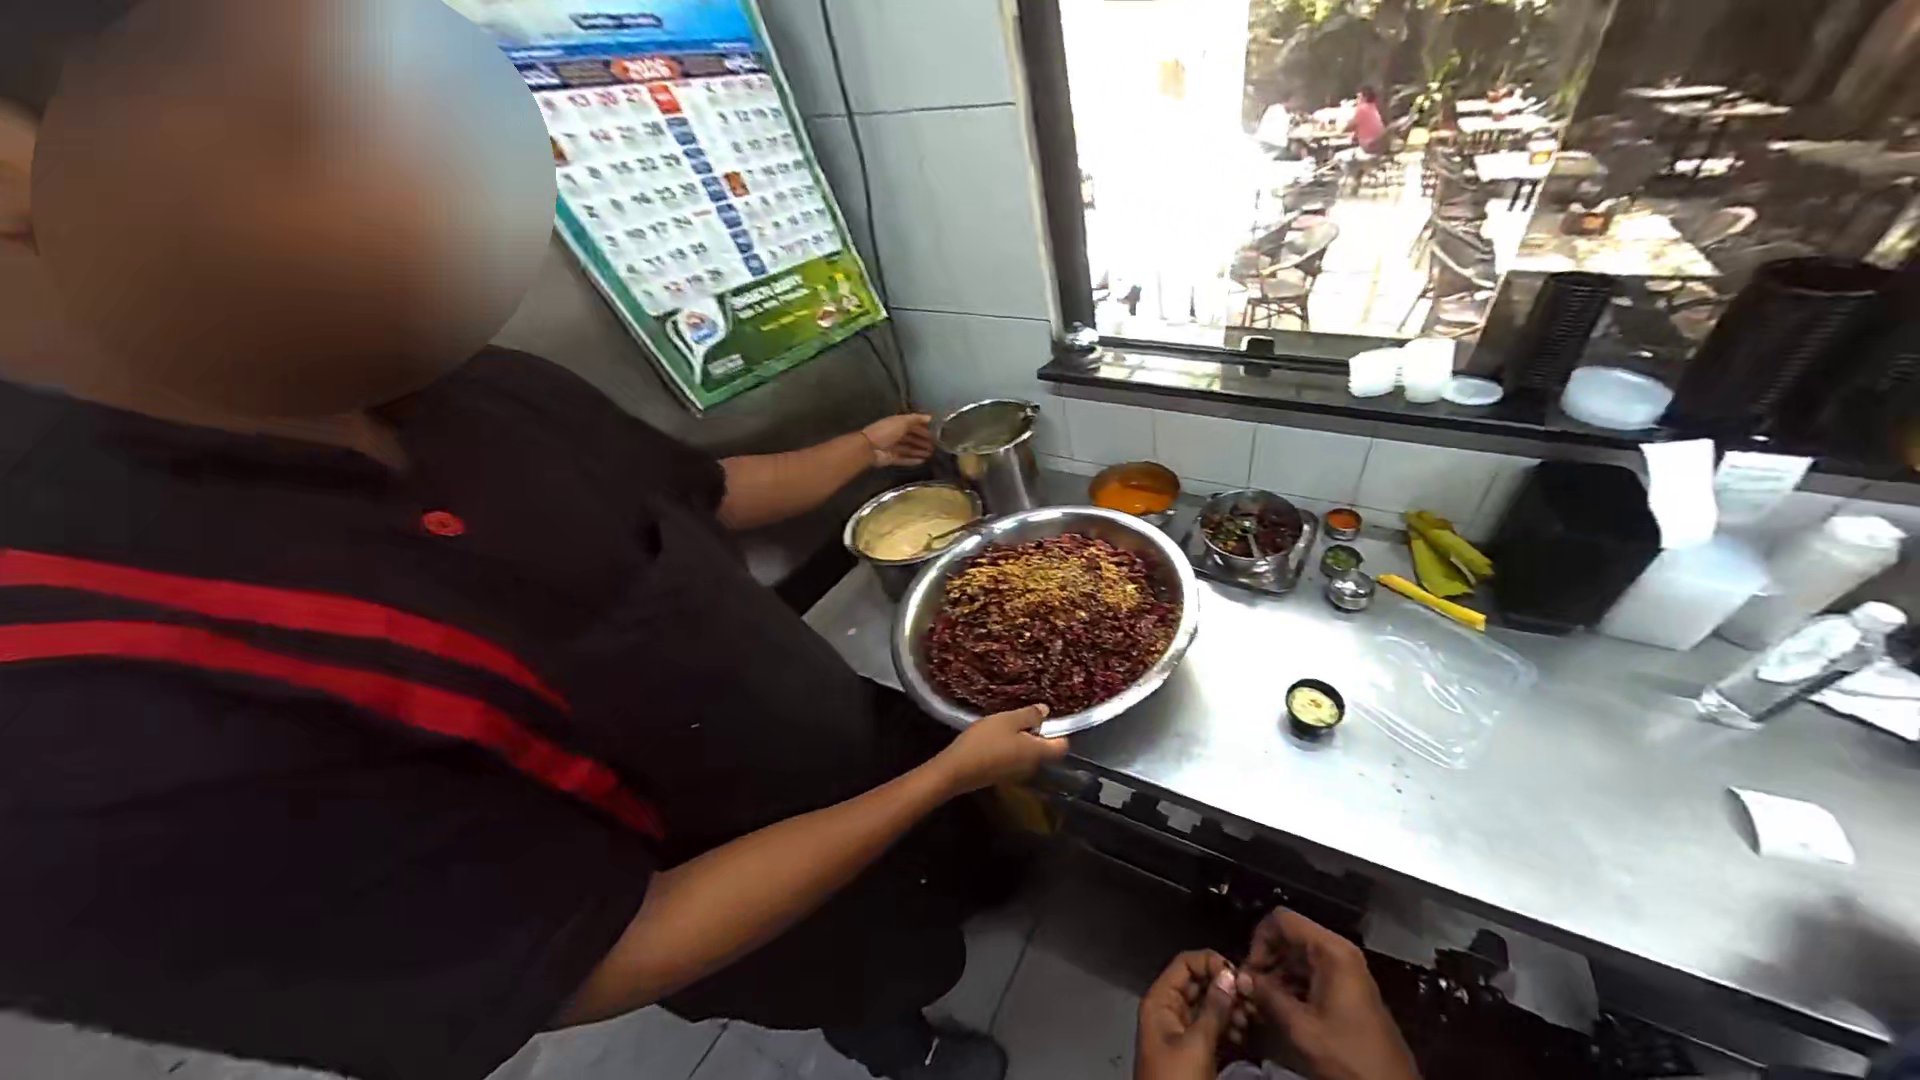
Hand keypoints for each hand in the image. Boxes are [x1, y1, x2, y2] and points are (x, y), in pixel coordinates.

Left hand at [861, 413, 934, 467]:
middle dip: (923, 441)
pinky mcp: (892, 458)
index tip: (935, 433)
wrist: (870, 447)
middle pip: (912, 438)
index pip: (913, 425)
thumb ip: (916, 419)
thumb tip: (930, 417)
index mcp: (897, 424)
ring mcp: (893, 447)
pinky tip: (923, 461)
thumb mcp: (902, 421)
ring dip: (920, 451)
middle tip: (935, 446)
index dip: (924, 428)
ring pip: (909, 449)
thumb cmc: (886, 431)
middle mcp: (895, 435)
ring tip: (931, 454)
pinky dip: (913, 460)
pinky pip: (904, 459)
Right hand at [932, 704, 1067, 794]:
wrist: (957, 770)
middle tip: (1020, 716)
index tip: (1045, 717)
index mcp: (1037, 752)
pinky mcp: (1002, 776)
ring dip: (1021, 740)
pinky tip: (994, 739)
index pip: (1062, 746)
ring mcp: (1017, 774)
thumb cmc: (984, 742)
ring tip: (1004, 725)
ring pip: (1028, 753)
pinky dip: (1010, 748)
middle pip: (1044, 749)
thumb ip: (1029, 715)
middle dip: (1036, 733)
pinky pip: (1015, 759)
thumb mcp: (1007, 720)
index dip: (1059, 731)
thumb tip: (1047, 711)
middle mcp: (1032, 766)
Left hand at [1136, 950, 1239, 1079]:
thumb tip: (1229, 975)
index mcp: (1161, 1000)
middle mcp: (1170, 1010)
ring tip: (1251, 1018)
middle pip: (1199, 984)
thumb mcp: (1196, 1045)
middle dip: (1225, 988)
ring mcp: (1183, 1033)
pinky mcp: (1196, 1054)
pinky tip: (1247, 1034)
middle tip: (1252, 998)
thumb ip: (1213, 1010)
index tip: (1238, 975)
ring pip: (1209, 1008)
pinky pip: (1214, 1030)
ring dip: (1231, 1010)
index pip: (1184, 964)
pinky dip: (1230, 1030)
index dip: (1209, 963)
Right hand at [1238, 910, 1417, 1079]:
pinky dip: (1292, 985)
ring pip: (1298, 956)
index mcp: (1331, 951)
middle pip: (1289, 936)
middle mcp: (1339, 953)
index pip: (1282, 920)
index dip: (1259, 939)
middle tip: (1251, 987)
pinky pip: (1311, 973)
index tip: (1250, 970)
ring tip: (1262, 1001)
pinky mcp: (1347, 989)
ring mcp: (1345, 971)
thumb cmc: (1348, 1057)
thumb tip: (1241, 978)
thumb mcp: (1301, 1027)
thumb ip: (1267, 996)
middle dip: (1266, 959)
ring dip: (1277, 973)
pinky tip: (1280, 1009)